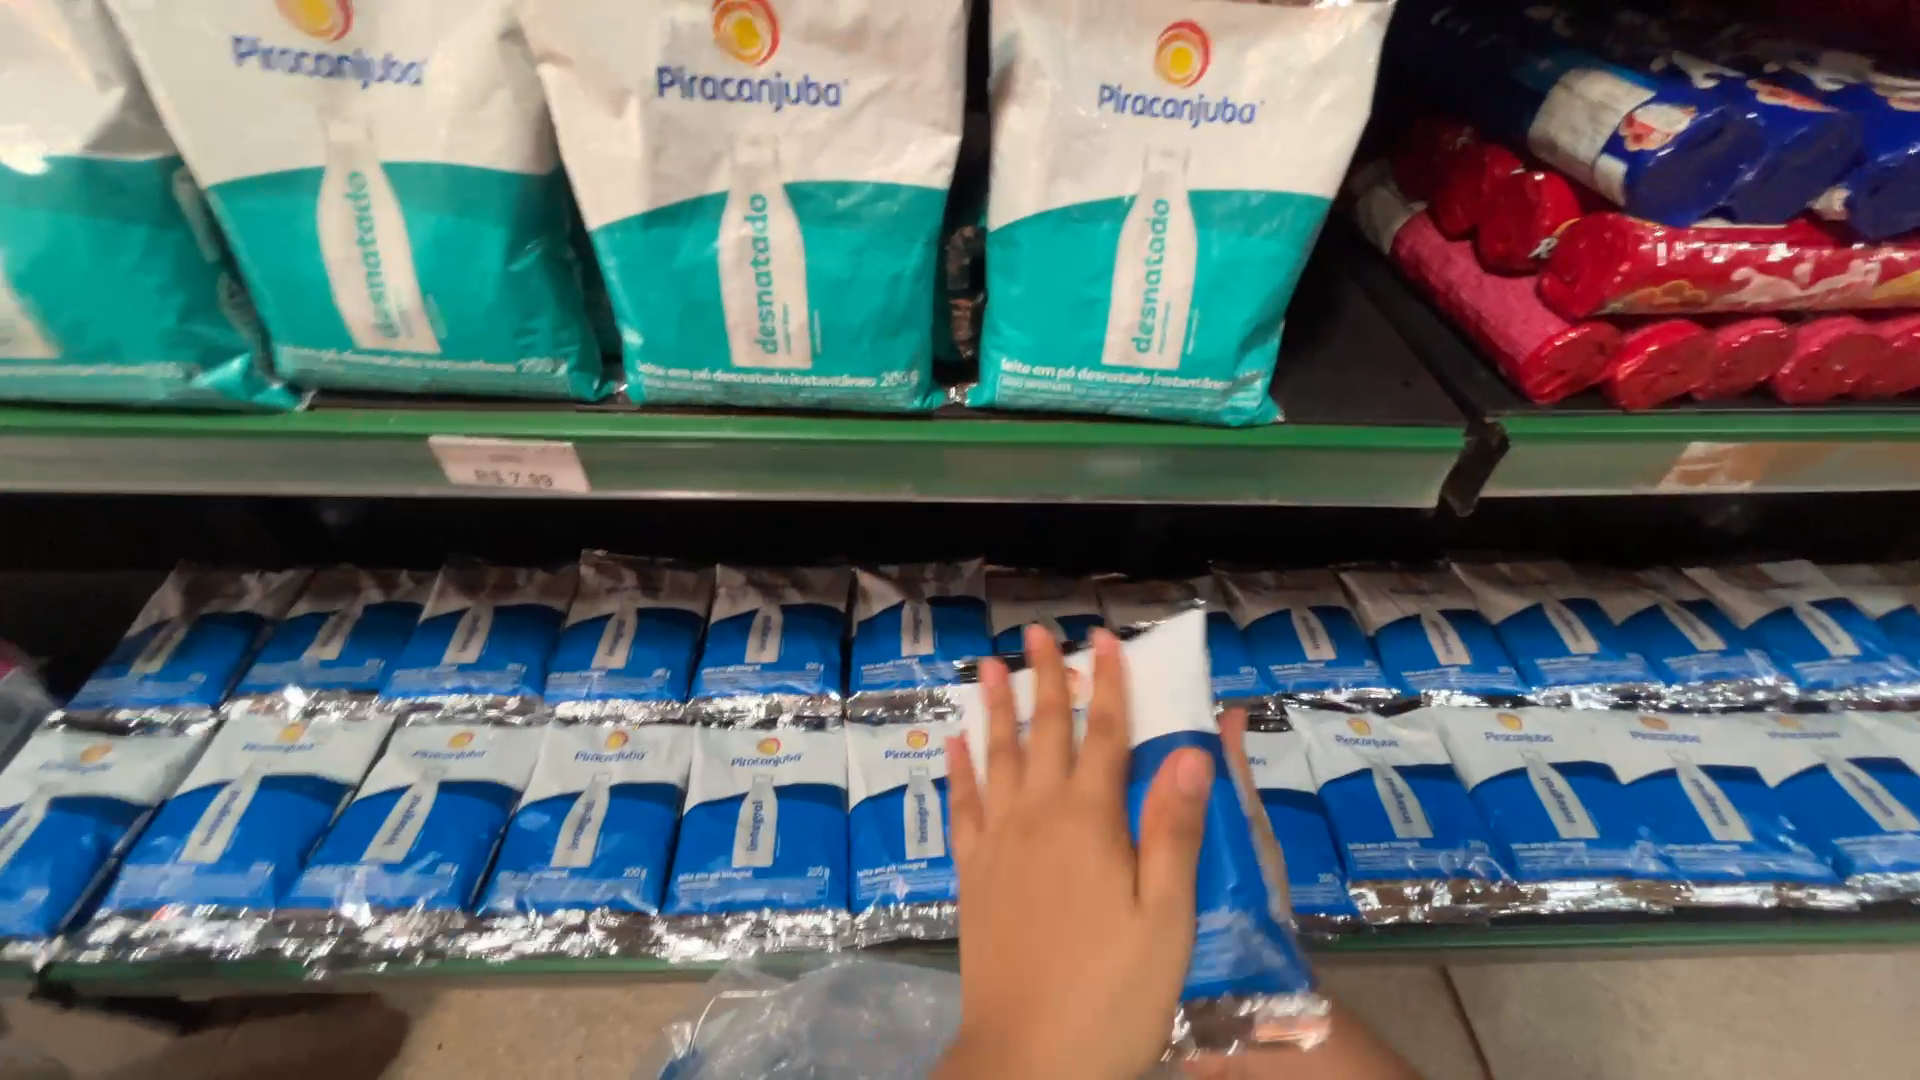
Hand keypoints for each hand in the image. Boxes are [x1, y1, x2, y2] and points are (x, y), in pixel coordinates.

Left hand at [933, 625, 1217, 1079]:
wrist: (1029, 1059)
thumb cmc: (1113, 992)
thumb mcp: (1165, 917)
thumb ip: (1171, 829)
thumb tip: (1189, 752)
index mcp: (1090, 821)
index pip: (1105, 735)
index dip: (1108, 685)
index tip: (1102, 640)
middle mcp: (1038, 815)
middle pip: (1044, 732)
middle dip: (1045, 679)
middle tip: (1037, 634)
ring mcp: (998, 841)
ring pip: (996, 756)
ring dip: (994, 709)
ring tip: (987, 667)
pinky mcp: (972, 871)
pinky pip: (962, 805)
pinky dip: (958, 769)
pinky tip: (953, 743)